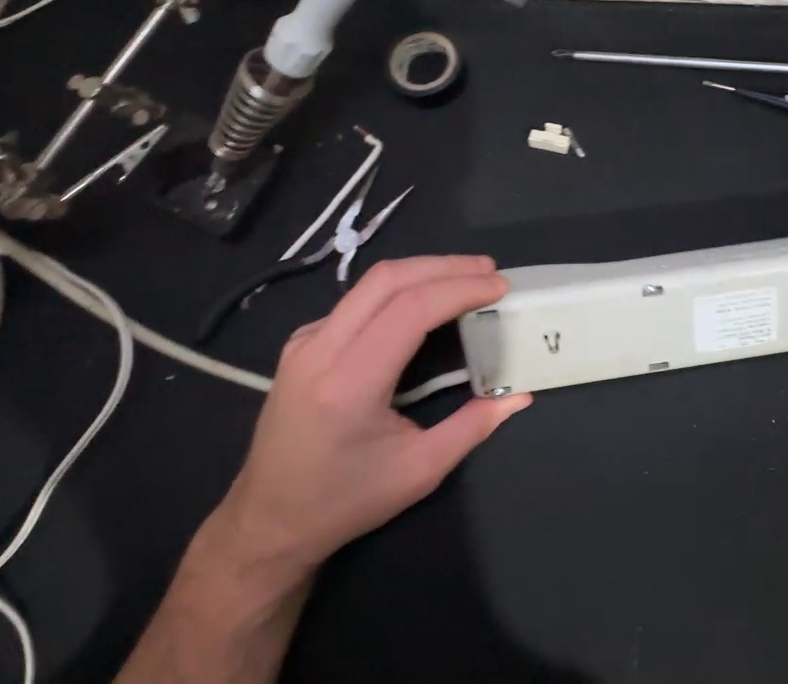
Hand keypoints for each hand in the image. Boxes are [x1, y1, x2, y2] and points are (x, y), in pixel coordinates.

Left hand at [207, 256, 530, 581]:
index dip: (460, 289)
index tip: (499, 286)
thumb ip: (473, 427)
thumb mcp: (419, 472)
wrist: (267, 521)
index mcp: (349, 383)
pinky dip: (399, 290)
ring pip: (370, 284)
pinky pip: (356, 301)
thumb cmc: (345, 502)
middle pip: (388, 279)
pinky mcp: (301, 344)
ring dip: (422, 272)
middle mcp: (320, 350)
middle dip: (445, 266)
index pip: (410, 309)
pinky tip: (426, 303)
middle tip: (489, 271)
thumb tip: (520, 396)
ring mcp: (305, 343)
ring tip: (467, 279)